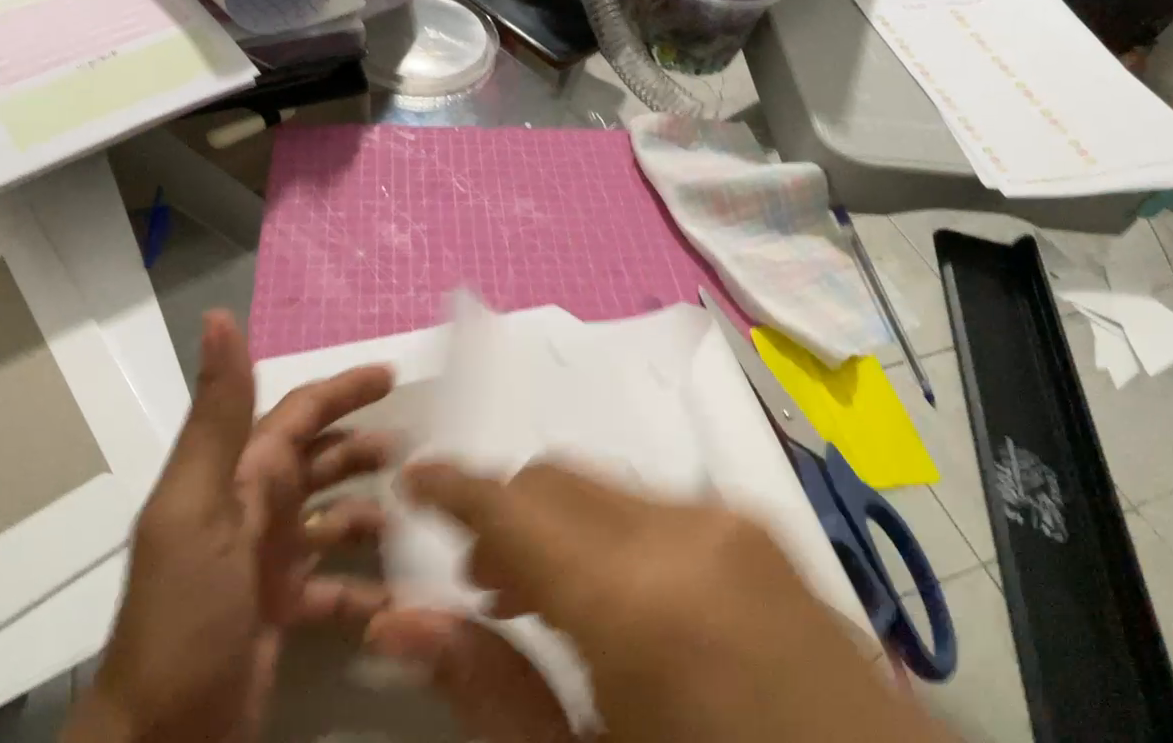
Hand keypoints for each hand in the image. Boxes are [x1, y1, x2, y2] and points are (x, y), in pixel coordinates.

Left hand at [64, 311, 394, 742]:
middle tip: (423, 451)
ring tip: (423, 516)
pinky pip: (338, 585)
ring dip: (375, 511)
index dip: (341, 390)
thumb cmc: (186, 609)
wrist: (165, 730)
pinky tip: (408, 592)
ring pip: (335, 518)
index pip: (297, 415)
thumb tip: (219, 318)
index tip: (393, 375)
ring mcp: (268, 562)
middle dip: (366, 448)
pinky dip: (369, 585)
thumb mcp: (200, 507)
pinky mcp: (283, 610)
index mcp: (237, 477)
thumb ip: (219, 417)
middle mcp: (253, 509)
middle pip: (321, 462)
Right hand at [371, 460, 954, 742]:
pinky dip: (610, 532)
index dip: (449, 487)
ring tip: (537, 598)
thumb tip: (399, 622)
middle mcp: (688, 532)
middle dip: (500, 513)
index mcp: (637, 598)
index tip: (408, 483)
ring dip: (554, 523)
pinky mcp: (773, 542)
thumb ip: (491, 691)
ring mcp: (740, 529)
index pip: (512, 505)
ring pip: (605, 489)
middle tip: (474, 581)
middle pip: (555, 480)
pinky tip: (614, 599)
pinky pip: (658, 508)